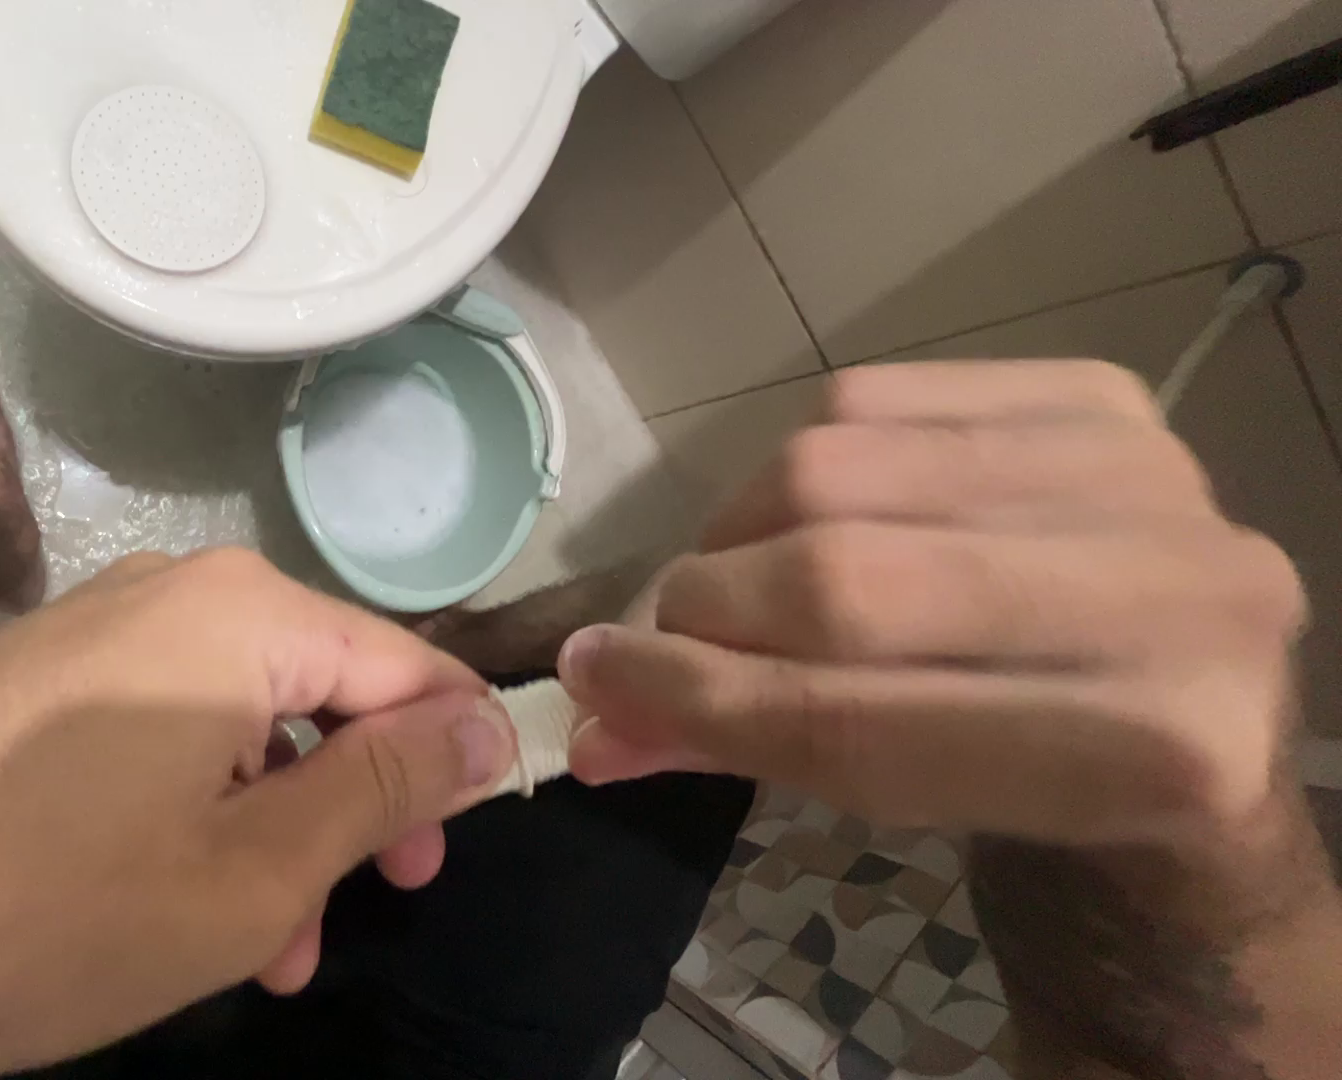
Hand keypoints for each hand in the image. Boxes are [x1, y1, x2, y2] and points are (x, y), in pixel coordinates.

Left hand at [0, 549, 512, 1075]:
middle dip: (365, 796)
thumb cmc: (50, 906)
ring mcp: (116, 624)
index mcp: (248, 614)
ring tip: (281, 935)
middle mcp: (186, 590)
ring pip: (255, 716)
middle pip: (328, 685)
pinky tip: (201, 891)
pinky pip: (183, 722)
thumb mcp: (255, 867)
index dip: (455, 741)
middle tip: (389, 891)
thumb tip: (487, 731)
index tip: (480, 818)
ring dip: (286, 818)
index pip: (402, 663)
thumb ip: (386, 786)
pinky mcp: (66, 670)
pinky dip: (215, 801)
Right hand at [562, 360, 1306, 845]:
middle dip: (698, 611)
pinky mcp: (1090, 390)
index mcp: (1142, 757)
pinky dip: (789, 462)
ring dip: (730, 534)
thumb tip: (586, 729)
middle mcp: (1172, 597)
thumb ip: (723, 746)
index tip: (587, 675)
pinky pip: (856, 400)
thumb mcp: (871, 785)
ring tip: (739, 575)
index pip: (844, 722)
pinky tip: (809, 511)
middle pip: (831, 582)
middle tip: (658, 632)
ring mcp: (1135, 469)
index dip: (687, 696)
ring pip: (825, 473)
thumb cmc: (1002, 757)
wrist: (1146, 672)